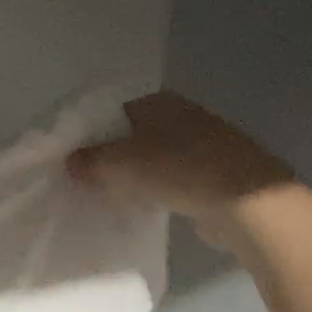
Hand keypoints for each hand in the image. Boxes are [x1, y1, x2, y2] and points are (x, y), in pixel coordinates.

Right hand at [66, 92, 294, 254]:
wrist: (242, 200)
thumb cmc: (178, 170)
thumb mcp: (122, 163)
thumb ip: (91, 161)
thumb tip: (70, 161)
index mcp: (160, 103)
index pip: (114, 114)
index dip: (91, 136)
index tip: (72, 163)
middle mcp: (181, 116)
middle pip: (132, 137)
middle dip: (110, 158)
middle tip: (83, 184)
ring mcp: (198, 145)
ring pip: (150, 159)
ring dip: (131, 177)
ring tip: (105, 198)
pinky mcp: (209, 174)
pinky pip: (168, 180)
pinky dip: (151, 191)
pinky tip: (138, 208)